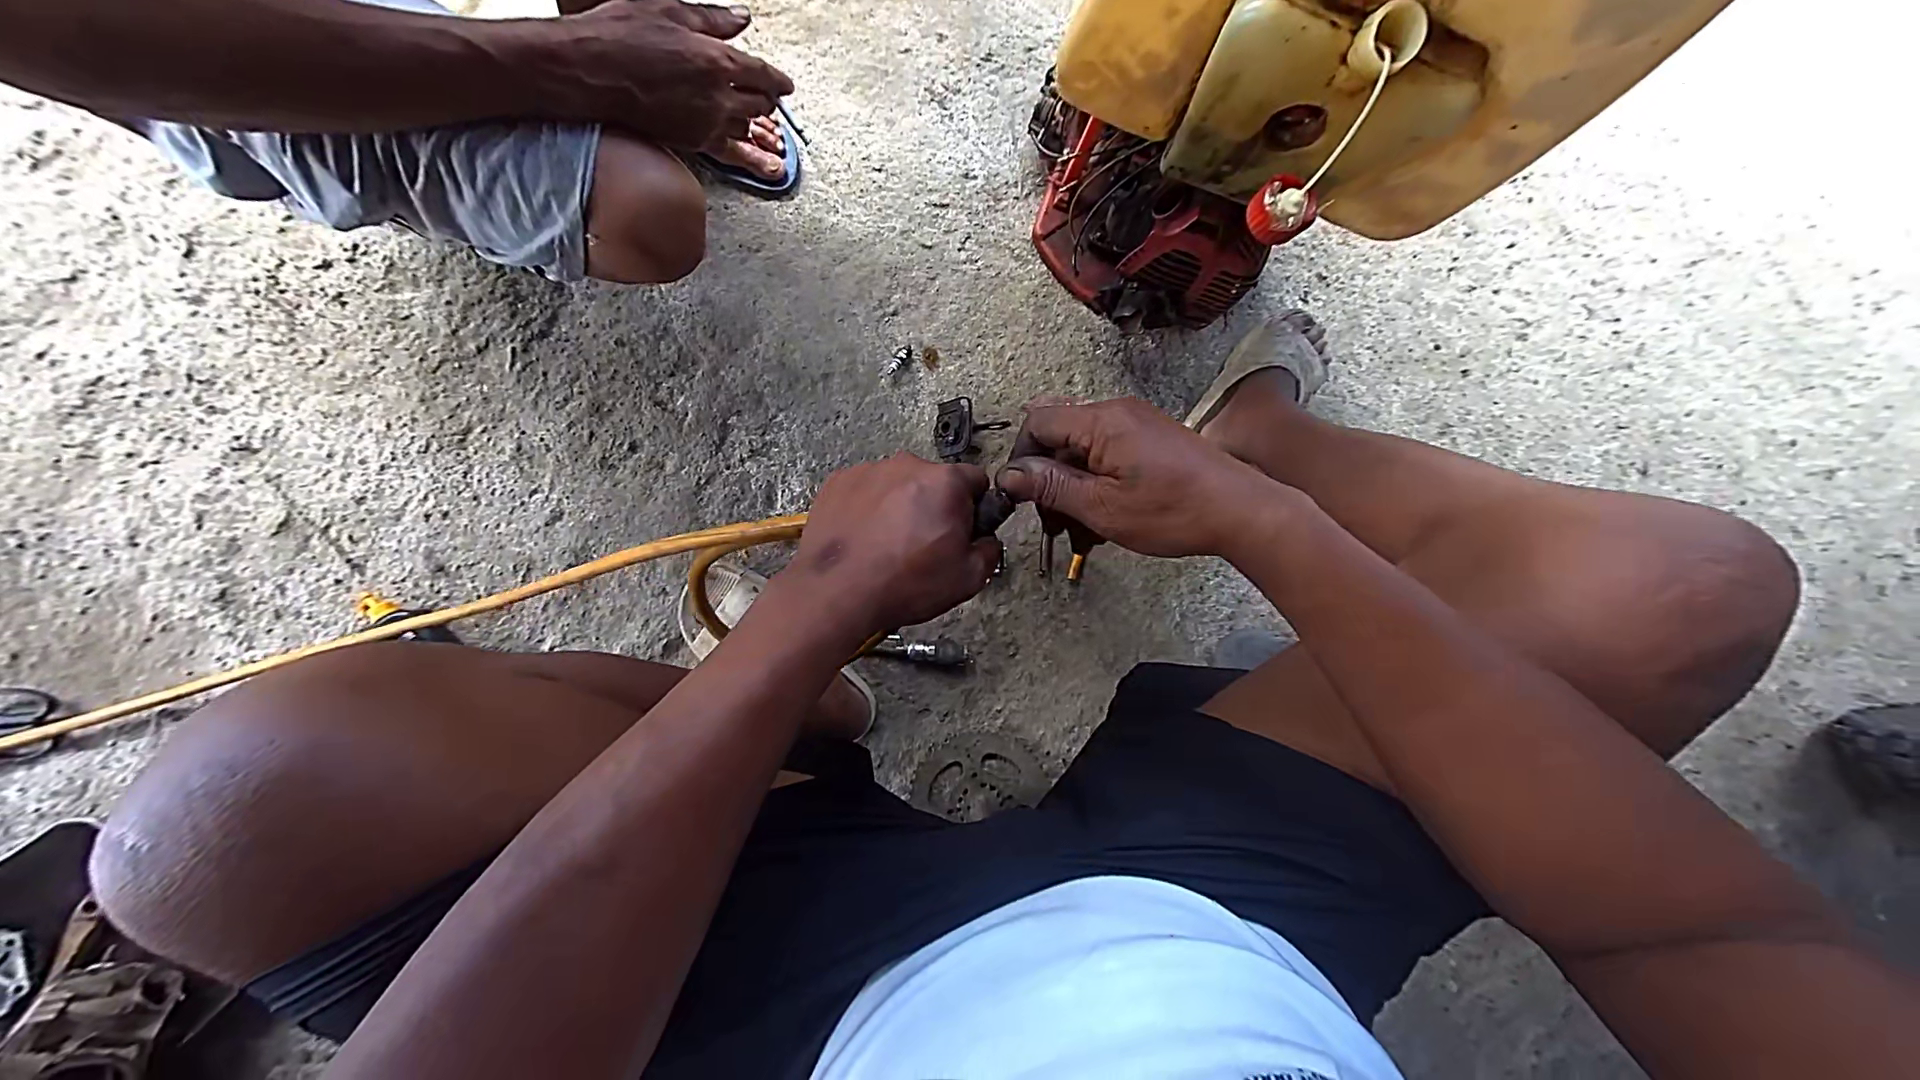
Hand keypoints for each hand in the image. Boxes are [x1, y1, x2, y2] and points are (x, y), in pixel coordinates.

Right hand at [544, 0, 793, 149]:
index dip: (778, 81)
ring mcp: (709, 121)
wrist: (591, 72)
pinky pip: (733, 151)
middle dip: (766, 99)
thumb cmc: (622, 34)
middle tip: (765, 97)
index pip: (763, 74)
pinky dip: (751, 155)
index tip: (787, 86)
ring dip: (754, 122)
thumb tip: (742, 19)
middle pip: (760, 104)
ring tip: (755, 118)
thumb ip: (712, 19)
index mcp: (717, 59)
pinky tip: (761, 158)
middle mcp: (719, 95)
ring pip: (747, 127)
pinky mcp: (696, 141)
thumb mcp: (669, 11)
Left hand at [781, 454, 1001, 639]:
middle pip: (935, 481)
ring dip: (900, 508)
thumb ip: (990, 551)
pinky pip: (866, 491)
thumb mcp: (968, 578)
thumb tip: (987, 542)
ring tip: (890, 547)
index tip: (964, 529)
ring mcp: (870, 472)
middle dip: (935, 508)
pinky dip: (869, 510)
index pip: (976, 480)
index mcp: (945, 482)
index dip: (975, 508)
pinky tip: (867, 540)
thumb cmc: (898, 583)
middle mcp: (907, 466)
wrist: (835, 592)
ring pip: (898, 486)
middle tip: (926, 546)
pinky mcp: (840, 483)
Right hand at [996, 398, 1293, 558]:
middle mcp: (1118, 412)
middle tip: (1052, 518)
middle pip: (1058, 435)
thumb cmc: (1180, 510)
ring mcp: (1136, 423)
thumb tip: (1011, 474)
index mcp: (1102, 422)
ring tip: (1081, 526)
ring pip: (1082, 449)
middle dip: (1048, 478)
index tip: (1023, 492)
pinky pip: (1107, 453)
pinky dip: (1097, 481)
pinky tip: (1104, 513)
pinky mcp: (1150, 437)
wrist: (1242, 512)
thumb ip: (1051, 487)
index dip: (1021, 458)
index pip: (1037, 422)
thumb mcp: (1101, 507)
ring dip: (1073, 485)